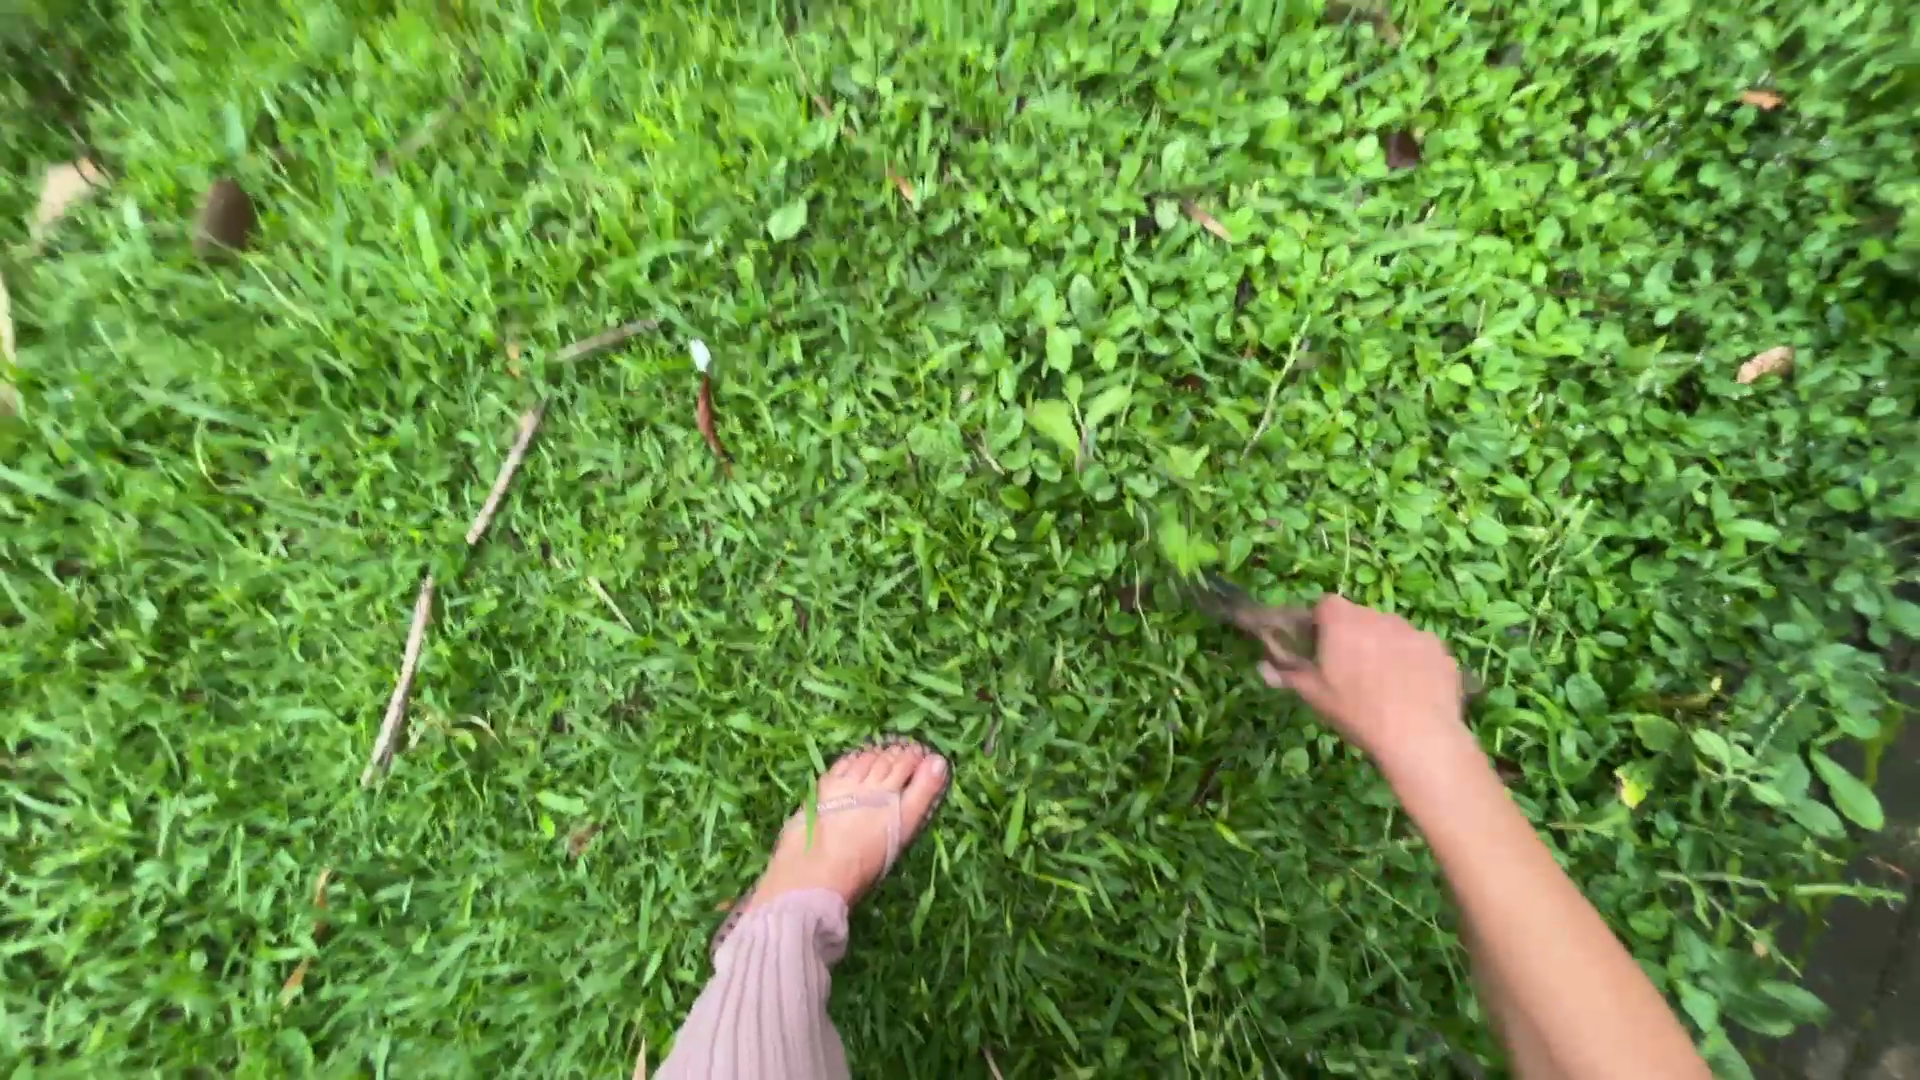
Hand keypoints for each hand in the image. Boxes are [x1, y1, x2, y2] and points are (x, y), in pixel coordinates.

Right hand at [1260, 595, 1475, 777]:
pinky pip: (1418, 647)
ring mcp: (1414, 632)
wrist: (1420, 736)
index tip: (1318, 645)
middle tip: (1347, 667)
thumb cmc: (1356, 711)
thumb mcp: (1315, 695)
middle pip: (1358, 616)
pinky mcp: (1441, 650)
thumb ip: (1287, 675)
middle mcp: (1378, 617)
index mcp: (1343, 622)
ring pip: (1390, 631)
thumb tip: (1261, 668)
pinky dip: (1411, 660)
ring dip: (1382, 645)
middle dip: (1351, 634)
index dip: (1319, 621)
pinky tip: (1410, 688)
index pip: (1326, 604)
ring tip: (1382, 681)